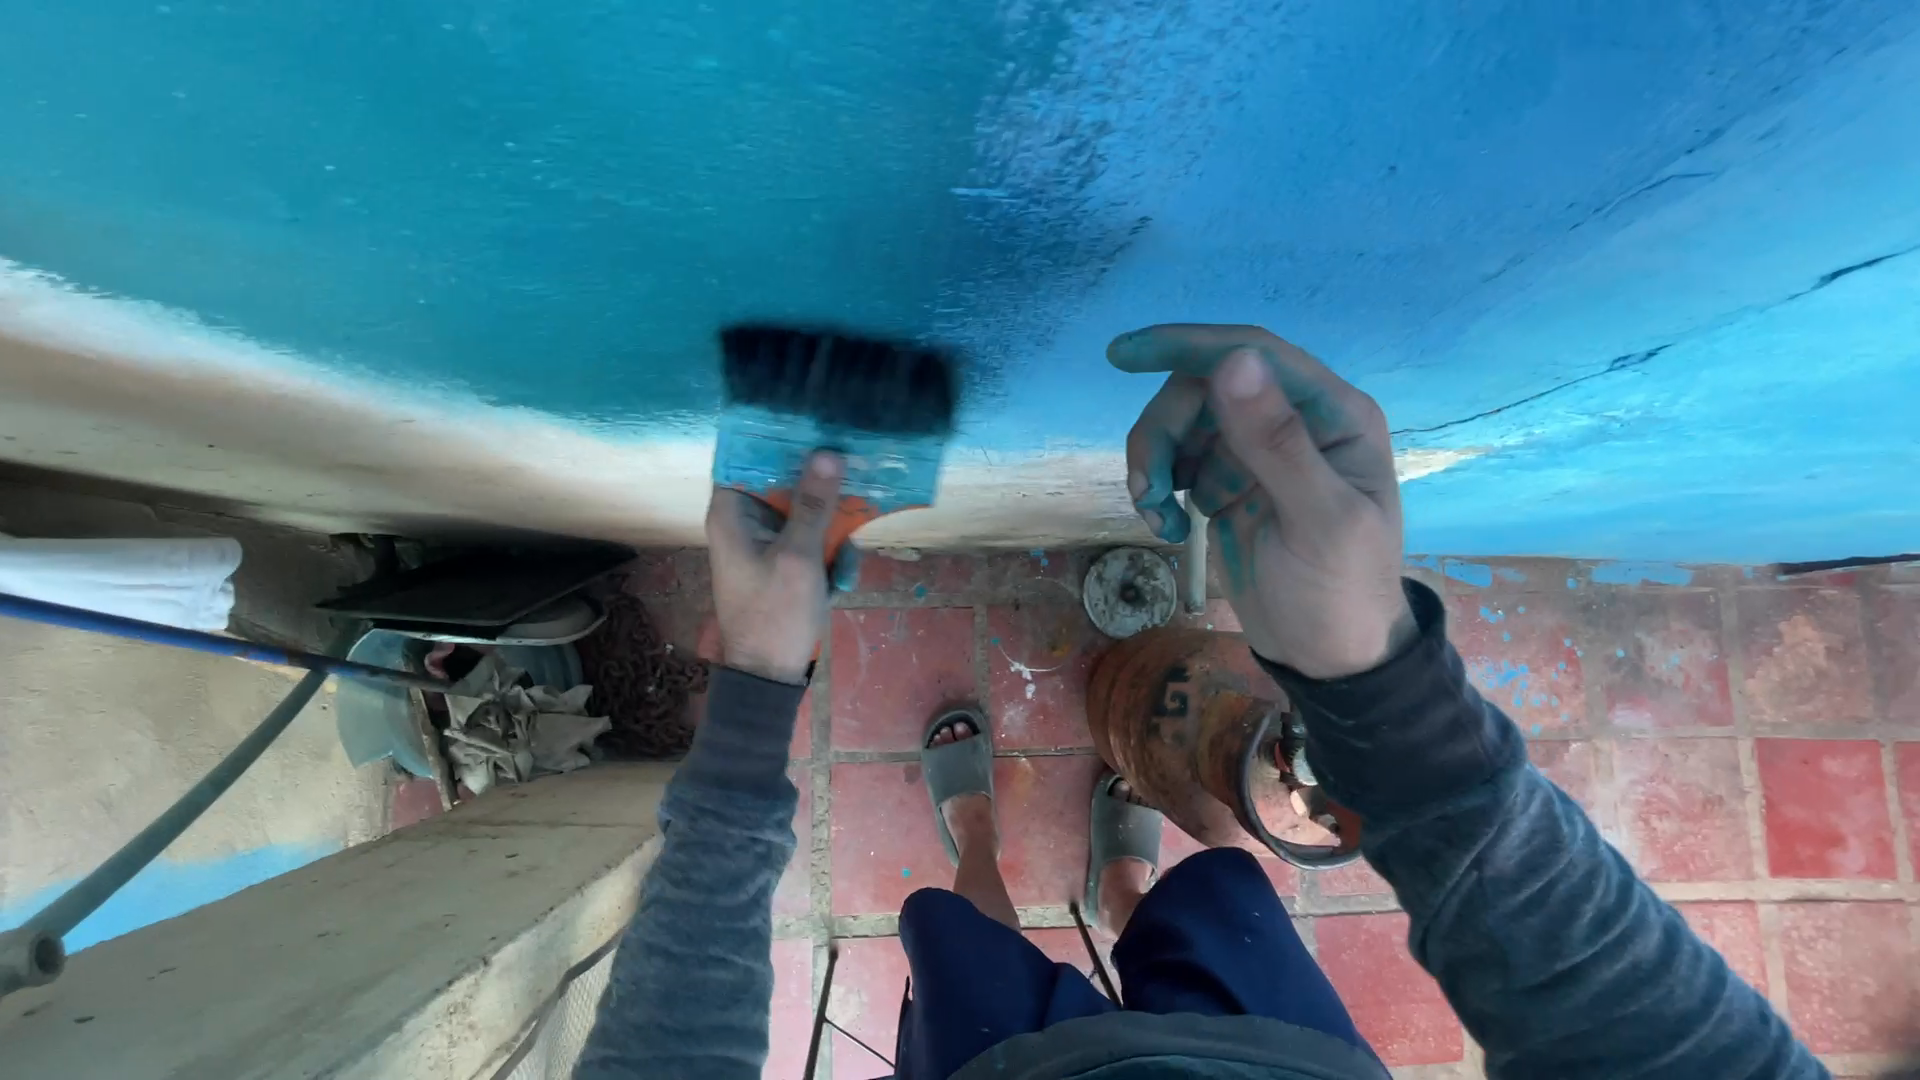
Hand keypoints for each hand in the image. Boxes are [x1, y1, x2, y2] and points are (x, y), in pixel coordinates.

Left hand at [704, 451, 844, 683]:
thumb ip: (813, 504)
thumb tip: (828, 453)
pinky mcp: (783, 559)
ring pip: (805, 510)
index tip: (821, 430)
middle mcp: (745, 520)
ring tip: (842, 556)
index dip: (783, 440)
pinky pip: (810, 537)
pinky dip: (828, 550)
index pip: (750, 457)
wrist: (769, 674)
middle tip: (856, 482)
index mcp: (732, 513)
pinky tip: (839, 575)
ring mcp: (765, 541)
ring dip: (831, 527)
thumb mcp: (799, 557)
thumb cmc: (775, 615)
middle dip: (821, 487)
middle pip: (785, 481)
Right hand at [1109, 324, 1415, 678]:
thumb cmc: (1338, 590)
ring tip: (1155, 515)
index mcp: (1329, 414)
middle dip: (1161, 433)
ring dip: (1152, 464)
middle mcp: (1289, 421)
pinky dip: (1156, 490)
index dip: (1184, 345)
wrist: (1325, 654)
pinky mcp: (1224, 483)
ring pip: (1179, 426)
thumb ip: (1277, 442)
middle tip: (1147, 489)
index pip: (1249, 354)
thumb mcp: (1318, 521)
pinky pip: (1173, 463)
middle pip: (1200, 391)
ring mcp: (1252, 453)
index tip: (1120, 356)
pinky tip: (1165, 526)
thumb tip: (1232, 362)